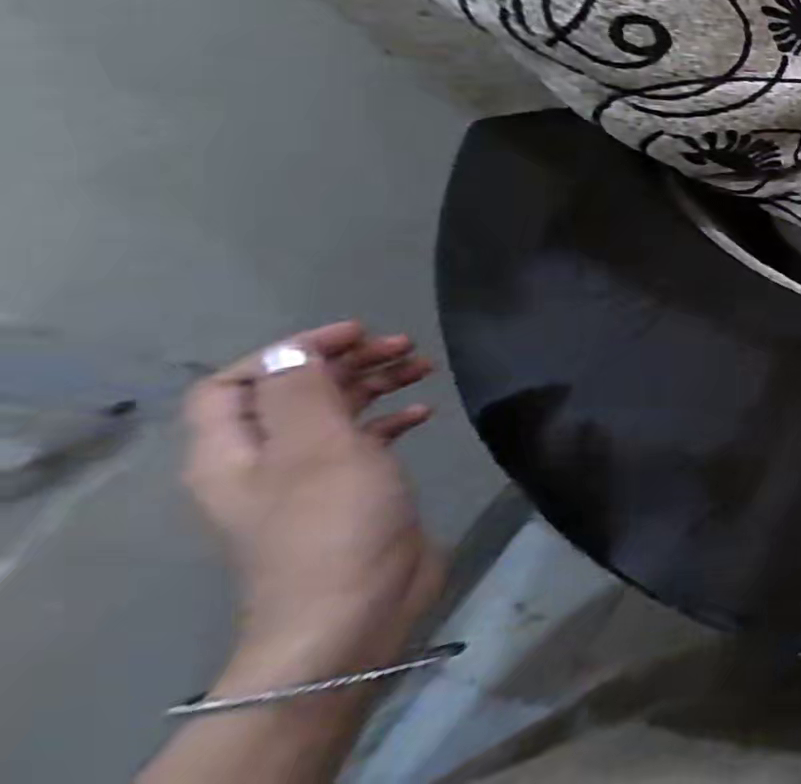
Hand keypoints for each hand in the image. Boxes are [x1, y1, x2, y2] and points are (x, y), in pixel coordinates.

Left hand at [181, 322, 443, 686]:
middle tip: (403, 345)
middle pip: (295, 393)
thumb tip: (297, 349)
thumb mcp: (316, 448)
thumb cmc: (333, 523)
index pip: (239, 381)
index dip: (293, 349)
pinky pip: (366, 443)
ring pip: (335, 414)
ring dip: (374, 385)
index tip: (356, 334)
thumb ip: (302, 391)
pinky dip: (392, 420)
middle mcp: (264, 462)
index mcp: (235, 451)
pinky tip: (424, 413)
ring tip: (423, 367)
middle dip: (345, 362)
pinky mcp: (353, 495)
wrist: (358, 607)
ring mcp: (309, 481)